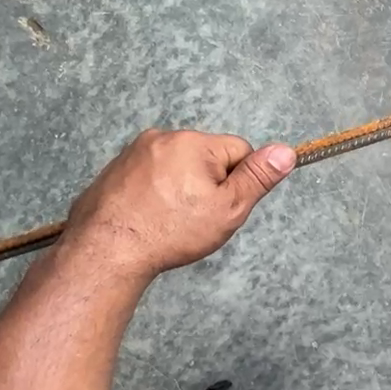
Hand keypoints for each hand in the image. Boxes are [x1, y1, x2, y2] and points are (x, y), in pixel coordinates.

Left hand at [58, 129, 296, 281]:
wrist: (105, 252)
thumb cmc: (170, 232)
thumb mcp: (228, 208)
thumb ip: (258, 177)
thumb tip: (286, 151)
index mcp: (193, 142)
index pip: (240, 151)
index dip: (238, 182)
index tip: (219, 205)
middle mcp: (162, 137)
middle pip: (208, 157)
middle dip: (209, 183)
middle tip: (196, 216)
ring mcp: (133, 152)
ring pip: (180, 166)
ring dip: (183, 187)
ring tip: (171, 218)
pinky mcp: (114, 168)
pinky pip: (152, 174)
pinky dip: (157, 191)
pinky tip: (151, 215)